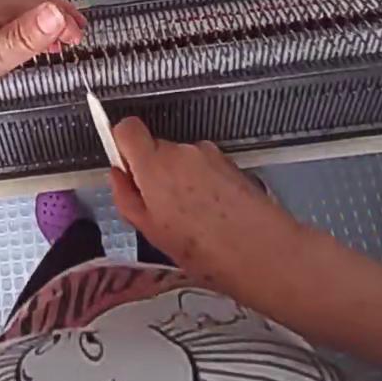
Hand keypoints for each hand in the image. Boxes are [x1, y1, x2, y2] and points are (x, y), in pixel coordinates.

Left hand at [0, 0, 85, 126]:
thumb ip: (21, 39)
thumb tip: (54, 15)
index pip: (37, 1)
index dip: (63, 17)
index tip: (78, 34)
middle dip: (51, 14)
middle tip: (70, 35)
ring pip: (3, 1)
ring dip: (30, 17)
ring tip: (46, 38)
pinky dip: (6, 19)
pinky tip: (3, 35)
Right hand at [106, 117, 319, 299]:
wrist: (264, 252)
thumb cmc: (209, 250)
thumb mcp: (151, 232)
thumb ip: (126, 197)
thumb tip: (117, 177)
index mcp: (155, 166)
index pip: (126, 128)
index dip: (121, 143)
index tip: (123, 162)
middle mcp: (181, 151)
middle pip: (154, 147)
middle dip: (152, 171)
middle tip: (160, 207)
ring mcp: (207, 154)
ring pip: (179, 158)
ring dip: (179, 179)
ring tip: (190, 217)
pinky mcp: (227, 161)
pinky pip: (202, 165)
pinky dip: (201, 182)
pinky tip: (209, 213)